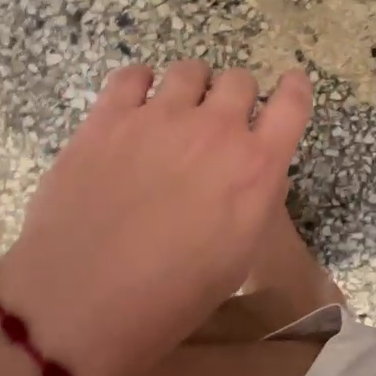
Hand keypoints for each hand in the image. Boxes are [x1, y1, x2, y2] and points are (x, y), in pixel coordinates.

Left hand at [0, 61, 311, 375]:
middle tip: (218, 123)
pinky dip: (140, 84)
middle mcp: (216, 130)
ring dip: (192, 87)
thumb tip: (258, 173)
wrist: (79, 304)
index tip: (291, 84)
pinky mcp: (110, 118)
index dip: (295, 88)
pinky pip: (133, 75)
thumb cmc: (170, 298)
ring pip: (190, 71)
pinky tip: (134, 104)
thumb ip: (257, 202)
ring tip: (175, 111)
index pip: (293, 104)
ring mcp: (161, 118)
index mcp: (256, 167)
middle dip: (236, 97)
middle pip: (240, 80)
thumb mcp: (239, 259)